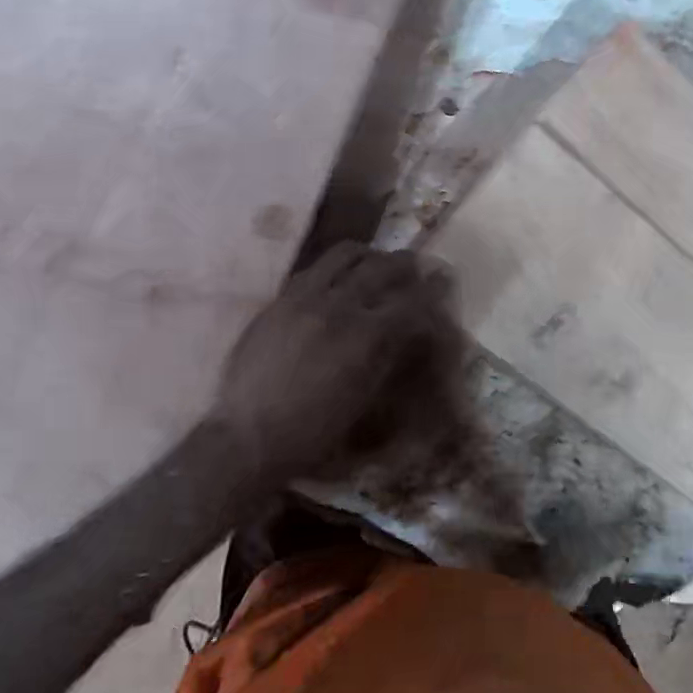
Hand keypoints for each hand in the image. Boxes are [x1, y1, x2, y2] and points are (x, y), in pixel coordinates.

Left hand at [211, 243, 450, 482]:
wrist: (249, 437)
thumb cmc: (316, 429)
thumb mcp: (367, 395)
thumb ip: (389, 354)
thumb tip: (408, 328)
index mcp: (367, 336)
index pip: (411, 300)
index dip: (432, 288)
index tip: (443, 279)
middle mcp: (339, 307)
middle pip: (382, 267)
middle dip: (405, 263)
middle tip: (414, 265)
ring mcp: (304, 299)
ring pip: (345, 255)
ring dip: (368, 255)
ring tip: (375, 260)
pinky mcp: (279, 301)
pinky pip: (312, 268)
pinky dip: (333, 267)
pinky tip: (337, 277)